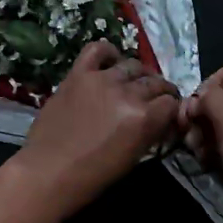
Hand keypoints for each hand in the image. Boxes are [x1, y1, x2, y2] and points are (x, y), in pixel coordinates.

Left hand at [14, 41, 177, 207]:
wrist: (50, 171)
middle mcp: (128, 93)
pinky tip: (111, 62)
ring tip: (134, 85)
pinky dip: (108, 53)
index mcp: (144, 117)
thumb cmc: (97, 173)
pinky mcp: (78, 74)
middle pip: (156, 82)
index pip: (172, 102)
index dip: (172, 109)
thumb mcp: (137, 155)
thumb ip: (154, 130)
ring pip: (133, 65)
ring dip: (140, 75)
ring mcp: (102, 80)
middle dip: (162, 92)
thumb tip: (166, 118)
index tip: (168, 116)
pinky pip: (97, 50)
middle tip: (156, 100)